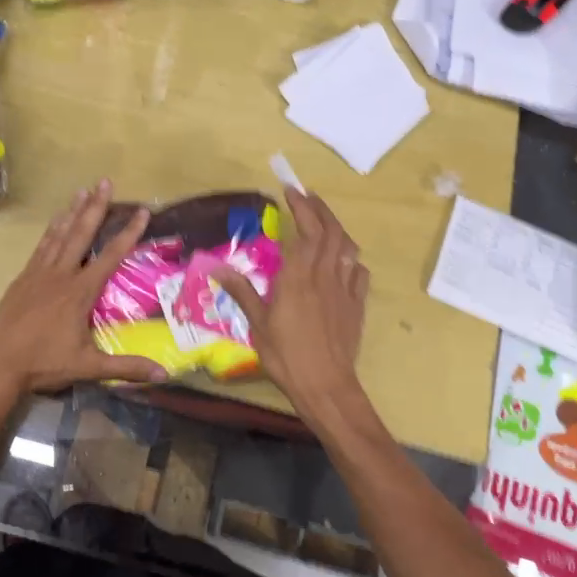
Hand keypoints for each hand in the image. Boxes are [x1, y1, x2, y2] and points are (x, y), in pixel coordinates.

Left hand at [0, 179, 167, 396]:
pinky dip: (51, 230)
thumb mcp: (89, 367)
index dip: (128, 233)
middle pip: (81, 234)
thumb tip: (165, 375)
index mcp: (80, 292)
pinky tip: (56, 220)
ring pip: (59, 235)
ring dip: (72, 211)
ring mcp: (38, 274)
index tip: (142, 211)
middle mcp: (60, 275)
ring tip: (82, 190)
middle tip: (105, 181)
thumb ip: (127, 368)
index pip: (110, 256)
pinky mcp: (23, 278)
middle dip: (95, 207)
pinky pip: (41, 246)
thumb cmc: (45, 364)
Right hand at [216, 188, 374, 435]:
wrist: (326, 385)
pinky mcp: (356, 306)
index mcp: (297, 277)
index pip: (304, 230)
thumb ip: (242, 292)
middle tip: (307, 197)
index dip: (301, 207)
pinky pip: (358, 273)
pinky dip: (351, 259)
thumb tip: (218, 267)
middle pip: (329, 231)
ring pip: (346, 248)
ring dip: (337, 228)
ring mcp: (344, 290)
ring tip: (325, 221)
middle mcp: (324, 276)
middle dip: (320, 209)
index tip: (290, 190)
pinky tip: (344, 261)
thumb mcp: (257, 324)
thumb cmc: (285, 356)